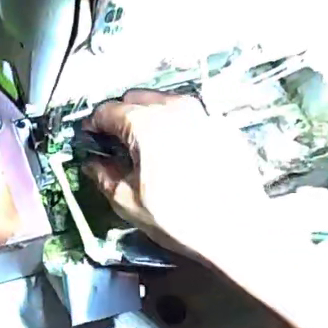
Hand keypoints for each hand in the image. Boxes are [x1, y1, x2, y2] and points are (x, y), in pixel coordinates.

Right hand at [83, 90, 277, 269]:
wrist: (237, 229)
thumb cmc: (178, 218)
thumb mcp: (128, 202)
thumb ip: (104, 176)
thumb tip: (93, 164)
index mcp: (145, 123)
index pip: (106, 110)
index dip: (93, 125)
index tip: (90, 139)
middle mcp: (175, 108)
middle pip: (136, 98)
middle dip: (121, 116)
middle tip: (117, 144)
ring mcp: (204, 114)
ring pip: (166, 103)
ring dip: (151, 117)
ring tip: (149, 147)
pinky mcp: (224, 127)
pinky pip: (192, 117)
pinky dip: (178, 128)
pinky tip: (180, 154)